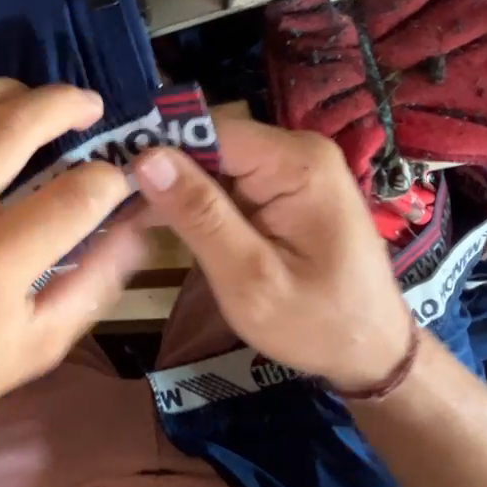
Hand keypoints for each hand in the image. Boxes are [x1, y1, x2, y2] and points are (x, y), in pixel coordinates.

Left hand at [0, 79, 147, 447]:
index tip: (117, 179)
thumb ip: (96, 280)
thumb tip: (142, 219)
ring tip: (33, 104)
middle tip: (90, 107)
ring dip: (8, 90)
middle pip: (15, 126)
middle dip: (67, 103)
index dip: (110, 179)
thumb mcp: (39, 346)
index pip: (73, 196)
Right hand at [126, 115, 412, 393]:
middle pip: (207, 141)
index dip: (158, 151)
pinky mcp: (282, 185)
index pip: (207, 130)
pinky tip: (169, 225)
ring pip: (210, 159)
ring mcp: (291, 166)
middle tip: (120, 211)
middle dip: (164, 172)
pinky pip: (225, 177)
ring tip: (134, 220)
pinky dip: (196, 200)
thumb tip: (145, 157)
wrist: (373, 356)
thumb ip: (199, 215)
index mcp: (296, 162)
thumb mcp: (249, 279)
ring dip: (175, 189)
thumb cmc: (317, 326)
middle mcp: (296, 149)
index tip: (114, 183)